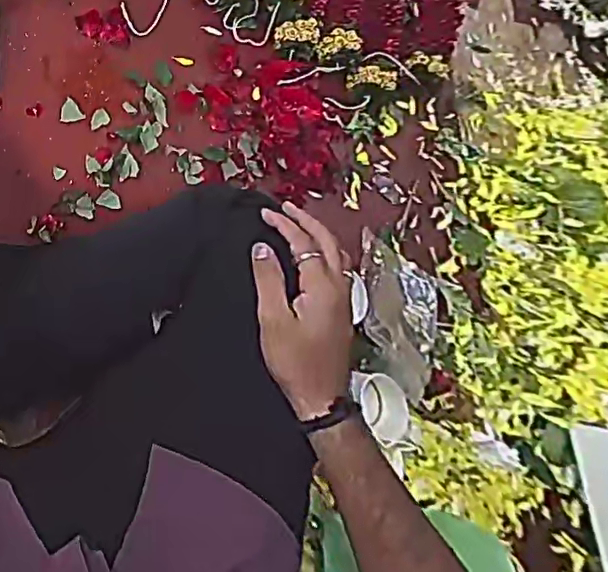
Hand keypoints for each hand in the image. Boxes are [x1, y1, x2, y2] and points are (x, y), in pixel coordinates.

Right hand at [251, 203, 353, 421]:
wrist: (321, 399)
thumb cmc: (294, 362)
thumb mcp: (273, 319)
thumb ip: (268, 278)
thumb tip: (262, 247)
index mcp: (322, 287)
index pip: (304, 243)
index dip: (284, 224)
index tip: (266, 213)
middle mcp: (339, 288)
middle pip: (327, 241)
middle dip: (306, 221)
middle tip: (285, 208)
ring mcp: (345, 299)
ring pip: (336, 253)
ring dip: (317, 234)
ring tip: (298, 224)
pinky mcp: (343, 309)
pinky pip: (337, 266)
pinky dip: (324, 250)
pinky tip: (312, 255)